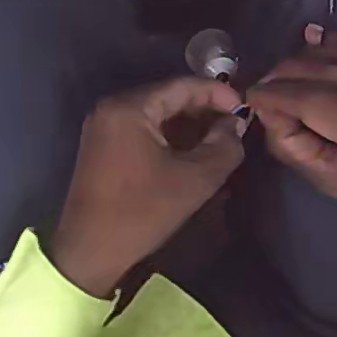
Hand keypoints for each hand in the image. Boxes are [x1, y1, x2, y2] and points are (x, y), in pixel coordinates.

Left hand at [48, 78, 245, 296]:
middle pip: (167, 97)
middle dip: (204, 110)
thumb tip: (236, 124)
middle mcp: (111, 108)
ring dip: (189, 125)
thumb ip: (224, 146)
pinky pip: (142, 130)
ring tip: (221, 140)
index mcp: (129, 107)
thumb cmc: (142, 212)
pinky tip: (193, 152)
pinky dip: (169, 137)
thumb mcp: (195, 179)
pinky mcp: (102, 146)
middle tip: (236, 127)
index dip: (218, 94)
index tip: (246, 110)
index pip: (181, 85)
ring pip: (155, 114)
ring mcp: (103, 127)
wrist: (91, 250)